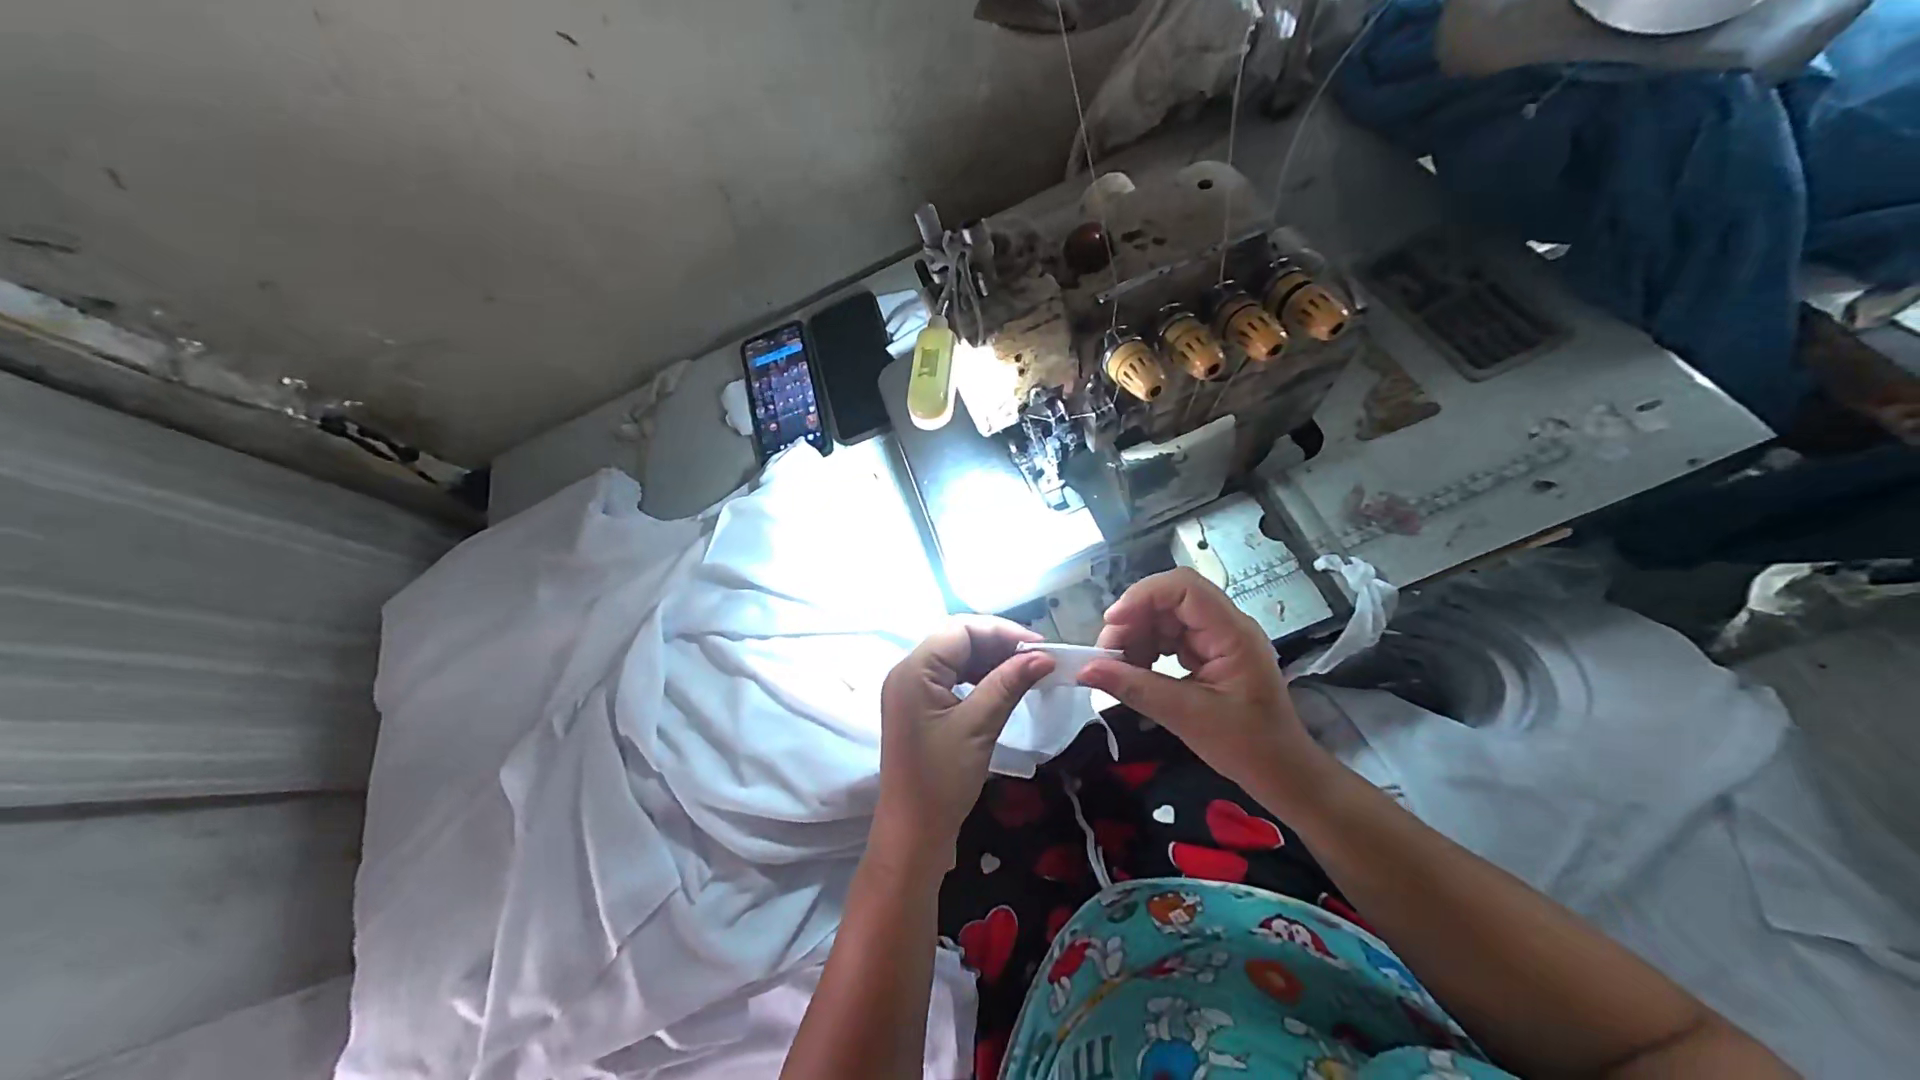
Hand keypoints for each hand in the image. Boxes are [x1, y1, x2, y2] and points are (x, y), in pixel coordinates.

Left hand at [875, 617, 1054, 866]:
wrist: (913, 834)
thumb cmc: (942, 780)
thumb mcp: (978, 727)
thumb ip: (1008, 684)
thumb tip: (1044, 656)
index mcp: (914, 670)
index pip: (961, 629)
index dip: (1002, 632)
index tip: (1040, 648)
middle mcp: (908, 672)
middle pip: (958, 640)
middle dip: (999, 644)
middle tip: (1038, 660)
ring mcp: (912, 690)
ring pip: (957, 658)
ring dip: (992, 660)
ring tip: (1028, 672)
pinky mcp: (920, 708)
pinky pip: (952, 678)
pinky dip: (979, 678)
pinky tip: (1005, 686)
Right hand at [1076, 568, 1328, 794]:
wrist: (1282, 774)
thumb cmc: (1247, 746)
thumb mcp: (1187, 717)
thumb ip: (1136, 689)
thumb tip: (1086, 670)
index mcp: (1232, 633)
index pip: (1184, 588)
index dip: (1143, 596)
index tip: (1112, 624)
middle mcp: (1226, 626)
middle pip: (1170, 600)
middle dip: (1133, 620)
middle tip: (1106, 654)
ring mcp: (1217, 639)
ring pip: (1165, 618)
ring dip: (1136, 636)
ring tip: (1116, 666)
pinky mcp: (1209, 654)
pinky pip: (1170, 638)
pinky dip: (1147, 650)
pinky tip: (1133, 672)